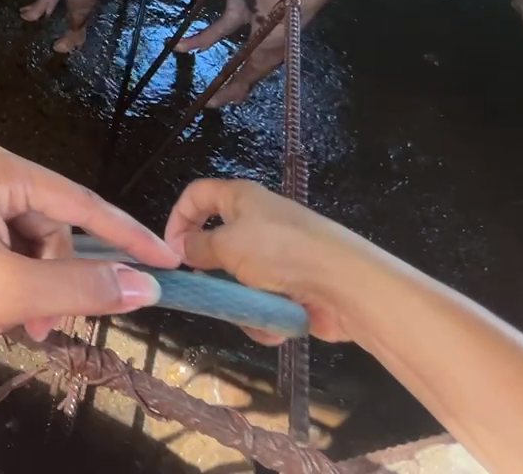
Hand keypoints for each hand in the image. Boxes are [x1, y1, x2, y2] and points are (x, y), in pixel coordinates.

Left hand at [0, 136, 178, 348]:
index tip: (167, 261)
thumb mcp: (13, 289)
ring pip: (15, 236)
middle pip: (43, 223)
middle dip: (50, 278)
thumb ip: (82, 286)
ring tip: (4, 324)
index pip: (79, 200)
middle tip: (41, 328)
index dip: (126, 235)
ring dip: (22, 284)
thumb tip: (142, 284)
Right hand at [163, 178, 380, 343]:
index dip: (178, 217)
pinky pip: (265, 299)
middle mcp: (259, 222)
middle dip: (210, 269)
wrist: (349, 287)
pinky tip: (268, 328)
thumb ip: (197, 247)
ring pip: (240, 276)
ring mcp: (280, 256)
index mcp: (241, 198)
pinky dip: (263, 315)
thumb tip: (181, 249)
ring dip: (237, 298)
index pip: (196, 195)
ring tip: (243, 312)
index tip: (172, 249)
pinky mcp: (296, 286)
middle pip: (218, 241)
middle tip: (204, 286)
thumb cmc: (280, 251)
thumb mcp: (226, 245)